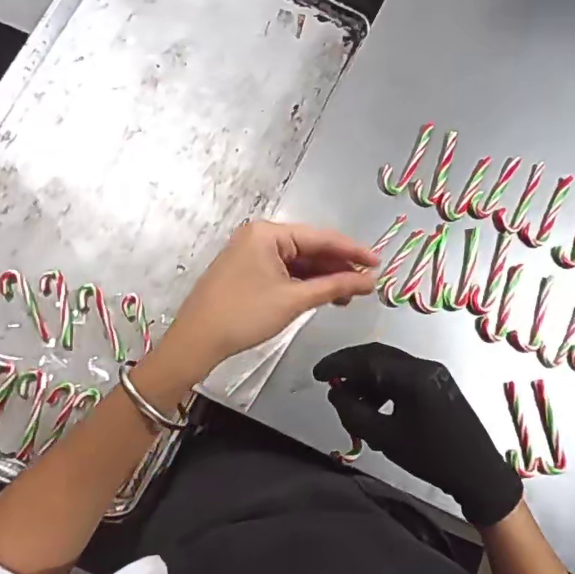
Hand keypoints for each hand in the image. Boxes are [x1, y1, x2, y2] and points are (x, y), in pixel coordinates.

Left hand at [158, 221, 377, 381]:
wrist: (197, 340)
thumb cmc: (243, 316)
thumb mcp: (293, 300)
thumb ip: (333, 286)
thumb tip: (367, 281)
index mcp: (267, 233)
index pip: (320, 237)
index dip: (352, 251)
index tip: (377, 263)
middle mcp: (258, 236)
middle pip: (309, 248)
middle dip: (338, 267)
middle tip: (365, 285)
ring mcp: (250, 254)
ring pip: (297, 262)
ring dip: (322, 278)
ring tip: (348, 296)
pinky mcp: (246, 272)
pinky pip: (283, 272)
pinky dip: (303, 284)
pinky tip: (322, 296)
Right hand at [313, 343, 521, 527]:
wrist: (478, 473)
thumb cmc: (431, 457)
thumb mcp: (385, 437)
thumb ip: (354, 412)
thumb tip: (336, 393)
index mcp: (413, 376)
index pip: (366, 360)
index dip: (338, 364)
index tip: (317, 374)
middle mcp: (424, 366)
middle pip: (378, 356)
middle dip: (350, 366)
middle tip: (329, 381)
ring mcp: (434, 373)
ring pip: (390, 366)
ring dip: (366, 378)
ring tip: (350, 400)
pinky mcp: (439, 384)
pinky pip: (403, 376)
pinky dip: (383, 385)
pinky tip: (374, 404)